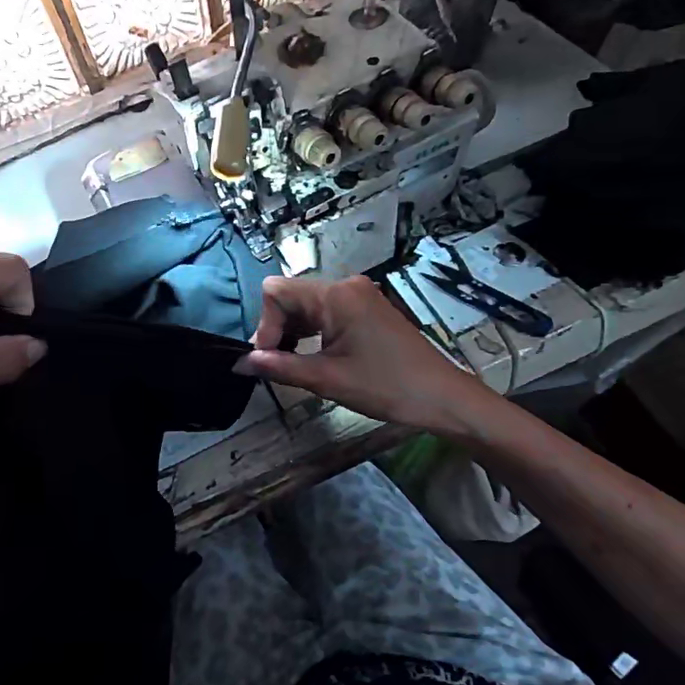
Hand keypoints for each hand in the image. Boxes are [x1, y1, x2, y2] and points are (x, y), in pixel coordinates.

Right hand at [235, 275, 501, 439]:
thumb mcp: (326, 379)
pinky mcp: (367, 308)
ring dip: (293, 331)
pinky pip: (326, 311)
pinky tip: (313, 356)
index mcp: (335, 295)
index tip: (268, 358)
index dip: (264, 324)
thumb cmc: (385, 386)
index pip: (276, 292)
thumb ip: (279, 367)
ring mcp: (359, 295)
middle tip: (276, 365)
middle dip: (276, 329)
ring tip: (292, 364)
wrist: (444, 398)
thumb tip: (239, 362)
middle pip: (291, 296)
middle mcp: (346, 286)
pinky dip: (312, 331)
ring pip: (307, 304)